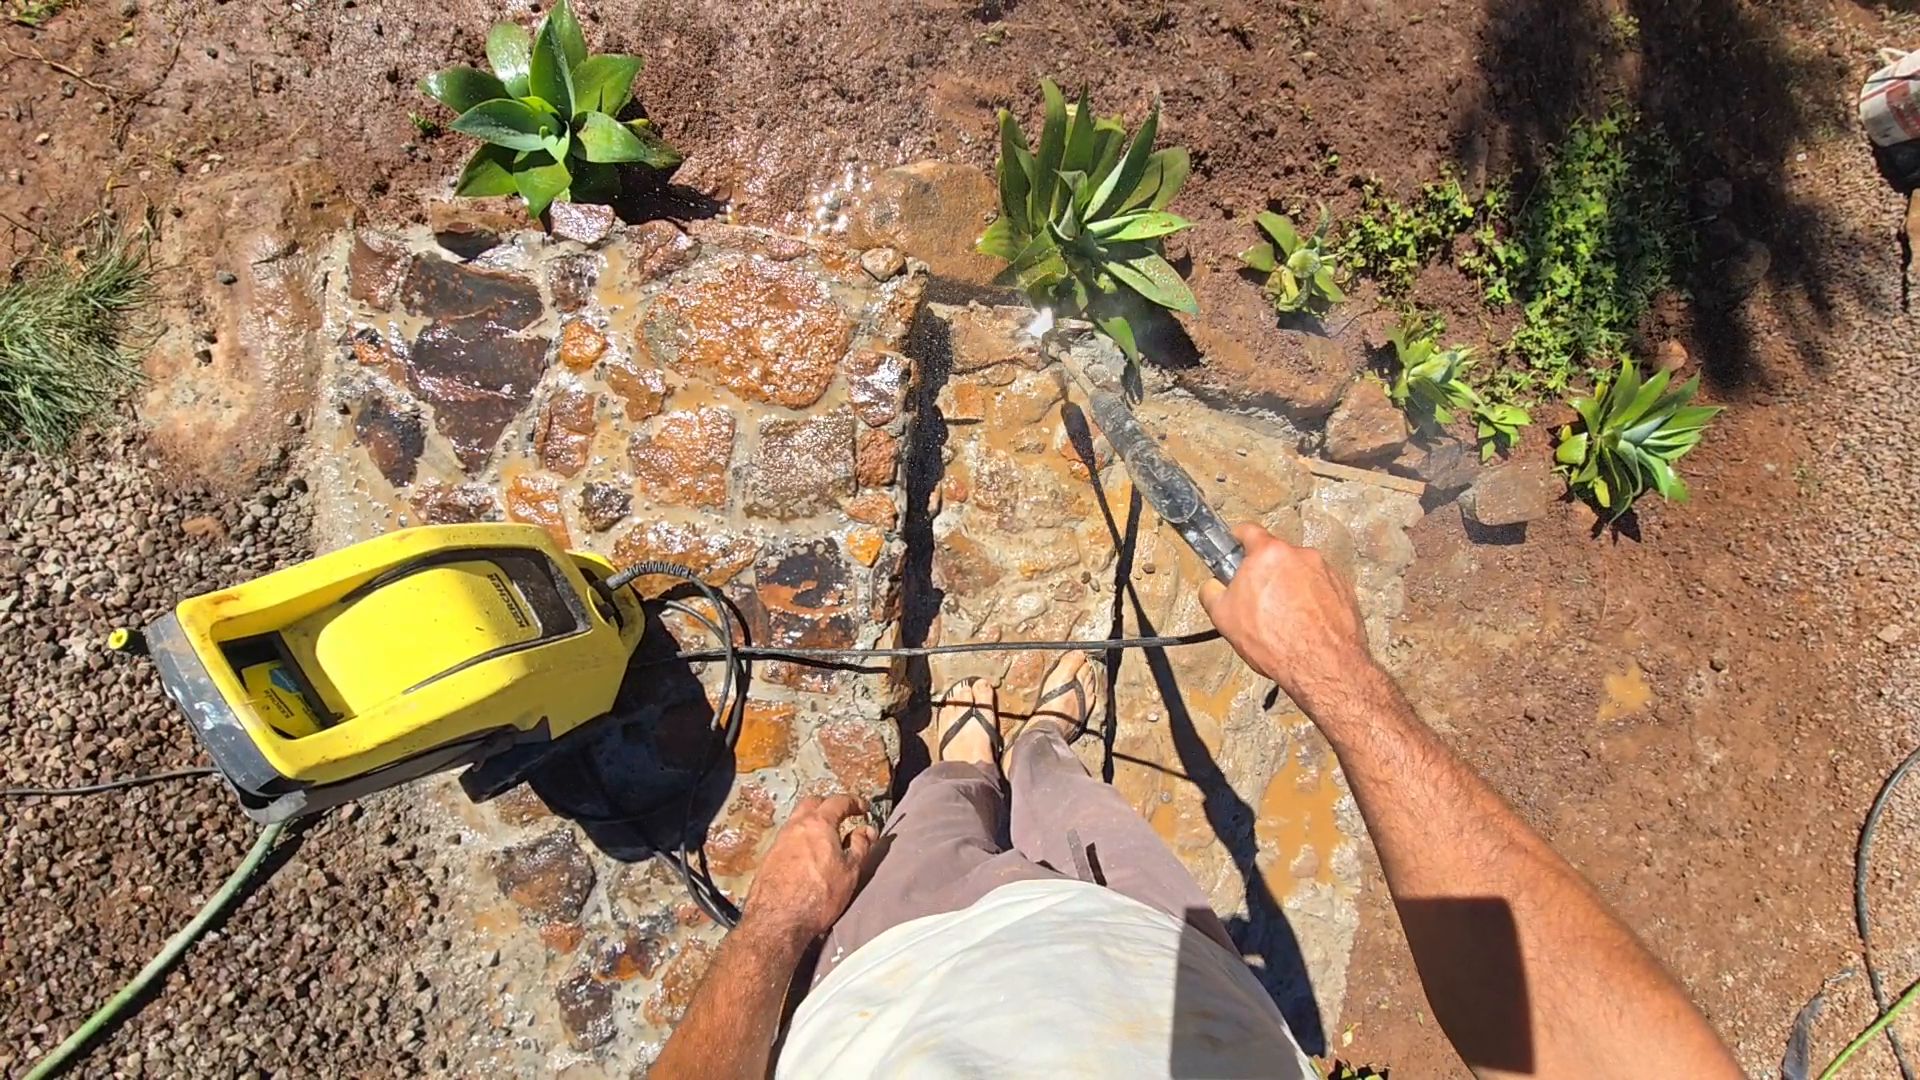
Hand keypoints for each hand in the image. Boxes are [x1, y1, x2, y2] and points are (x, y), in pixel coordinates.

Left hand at [740, 795, 876, 946]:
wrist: (776, 923)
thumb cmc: (819, 895)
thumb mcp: (850, 871)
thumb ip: (861, 846)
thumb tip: (868, 829)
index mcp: (819, 823)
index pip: (839, 801)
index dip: (854, 802)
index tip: (864, 808)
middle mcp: (796, 826)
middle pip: (813, 803)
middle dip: (829, 806)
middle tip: (841, 817)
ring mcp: (779, 841)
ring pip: (798, 821)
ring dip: (813, 823)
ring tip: (825, 840)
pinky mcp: (769, 858)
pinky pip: (788, 839)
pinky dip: (801, 840)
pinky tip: (807, 857)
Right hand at [1199, 522, 1376, 714]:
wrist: (1322, 666)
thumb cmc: (1274, 641)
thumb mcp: (1222, 616)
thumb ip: (1212, 591)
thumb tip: (1213, 586)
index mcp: (1269, 554)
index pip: (1247, 530)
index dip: (1236, 541)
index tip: (1234, 551)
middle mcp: (1301, 554)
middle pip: (1275, 555)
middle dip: (1264, 573)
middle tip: (1256, 601)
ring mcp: (1326, 571)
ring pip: (1298, 572)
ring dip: (1289, 587)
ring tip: (1283, 619)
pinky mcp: (1344, 589)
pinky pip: (1319, 588)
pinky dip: (1310, 600)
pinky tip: (1303, 624)